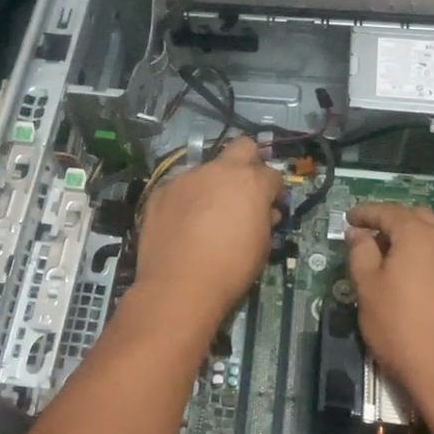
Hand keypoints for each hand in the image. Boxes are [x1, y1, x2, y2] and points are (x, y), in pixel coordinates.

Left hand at [133, 137, 283, 322]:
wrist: (178, 286)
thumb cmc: (230, 269)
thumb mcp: (261, 246)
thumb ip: (265, 220)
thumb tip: (266, 212)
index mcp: (250, 182)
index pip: (272, 174)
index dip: (274, 191)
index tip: (271, 206)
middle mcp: (218, 170)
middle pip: (242, 146)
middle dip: (248, 162)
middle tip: (244, 190)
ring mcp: (186, 178)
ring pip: (206, 170)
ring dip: (211, 185)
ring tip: (205, 215)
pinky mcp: (160, 191)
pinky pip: (179, 188)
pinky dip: (185, 200)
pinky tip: (181, 224)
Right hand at [346, 202, 433, 417]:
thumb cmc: (403, 331)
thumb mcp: (368, 291)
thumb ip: (361, 254)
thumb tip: (359, 233)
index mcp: (419, 235)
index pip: (388, 211)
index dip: (366, 213)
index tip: (350, 218)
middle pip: (420, 219)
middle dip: (396, 223)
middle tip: (376, 240)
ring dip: (423, 242)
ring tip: (406, 262)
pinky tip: (433, 287)